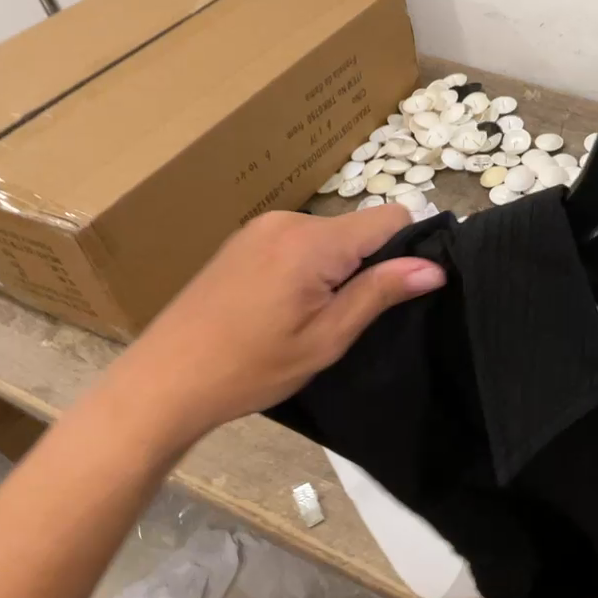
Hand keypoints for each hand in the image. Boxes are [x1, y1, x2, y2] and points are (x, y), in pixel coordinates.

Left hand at [106, 207, 444, 443]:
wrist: (162, 381)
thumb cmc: (250, 367)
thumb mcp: (327, 337)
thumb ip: (381, 292)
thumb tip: (435, 267)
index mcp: (312, 241)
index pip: (392, 216)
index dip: (409, 248)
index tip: (399, 291)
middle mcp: (288, 220)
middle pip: (360, 227)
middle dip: (369, 263)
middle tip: (347, 317)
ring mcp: (261, 227)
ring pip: (331, 236)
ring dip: (338, 267)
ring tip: (311, 316)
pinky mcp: (244, 240)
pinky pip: (300, 240)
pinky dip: (310, 265)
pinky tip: (284, 306)